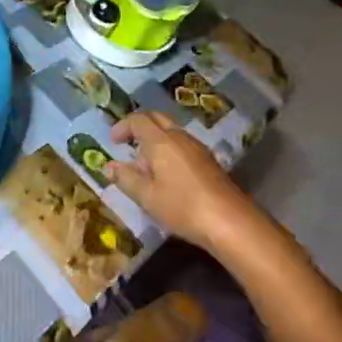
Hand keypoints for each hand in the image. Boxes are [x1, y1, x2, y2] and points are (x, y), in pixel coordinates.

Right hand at [105, 111, 286, 266]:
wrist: (232, 223)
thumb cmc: (183, 207)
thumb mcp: (147, 196)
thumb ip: (126, 178)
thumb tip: (109, 166)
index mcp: (161, 141)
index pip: (138, 120)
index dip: (122, 127)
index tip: (113, 142)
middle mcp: (180, 138)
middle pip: (157, 119)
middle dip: (139, 126)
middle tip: (127, 142)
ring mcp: (198, 149)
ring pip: (172, 131)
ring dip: (155, 139)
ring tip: (145, 164)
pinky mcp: (209, 162)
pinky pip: (183, 145)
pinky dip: (169, 150)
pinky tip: (167, 175)